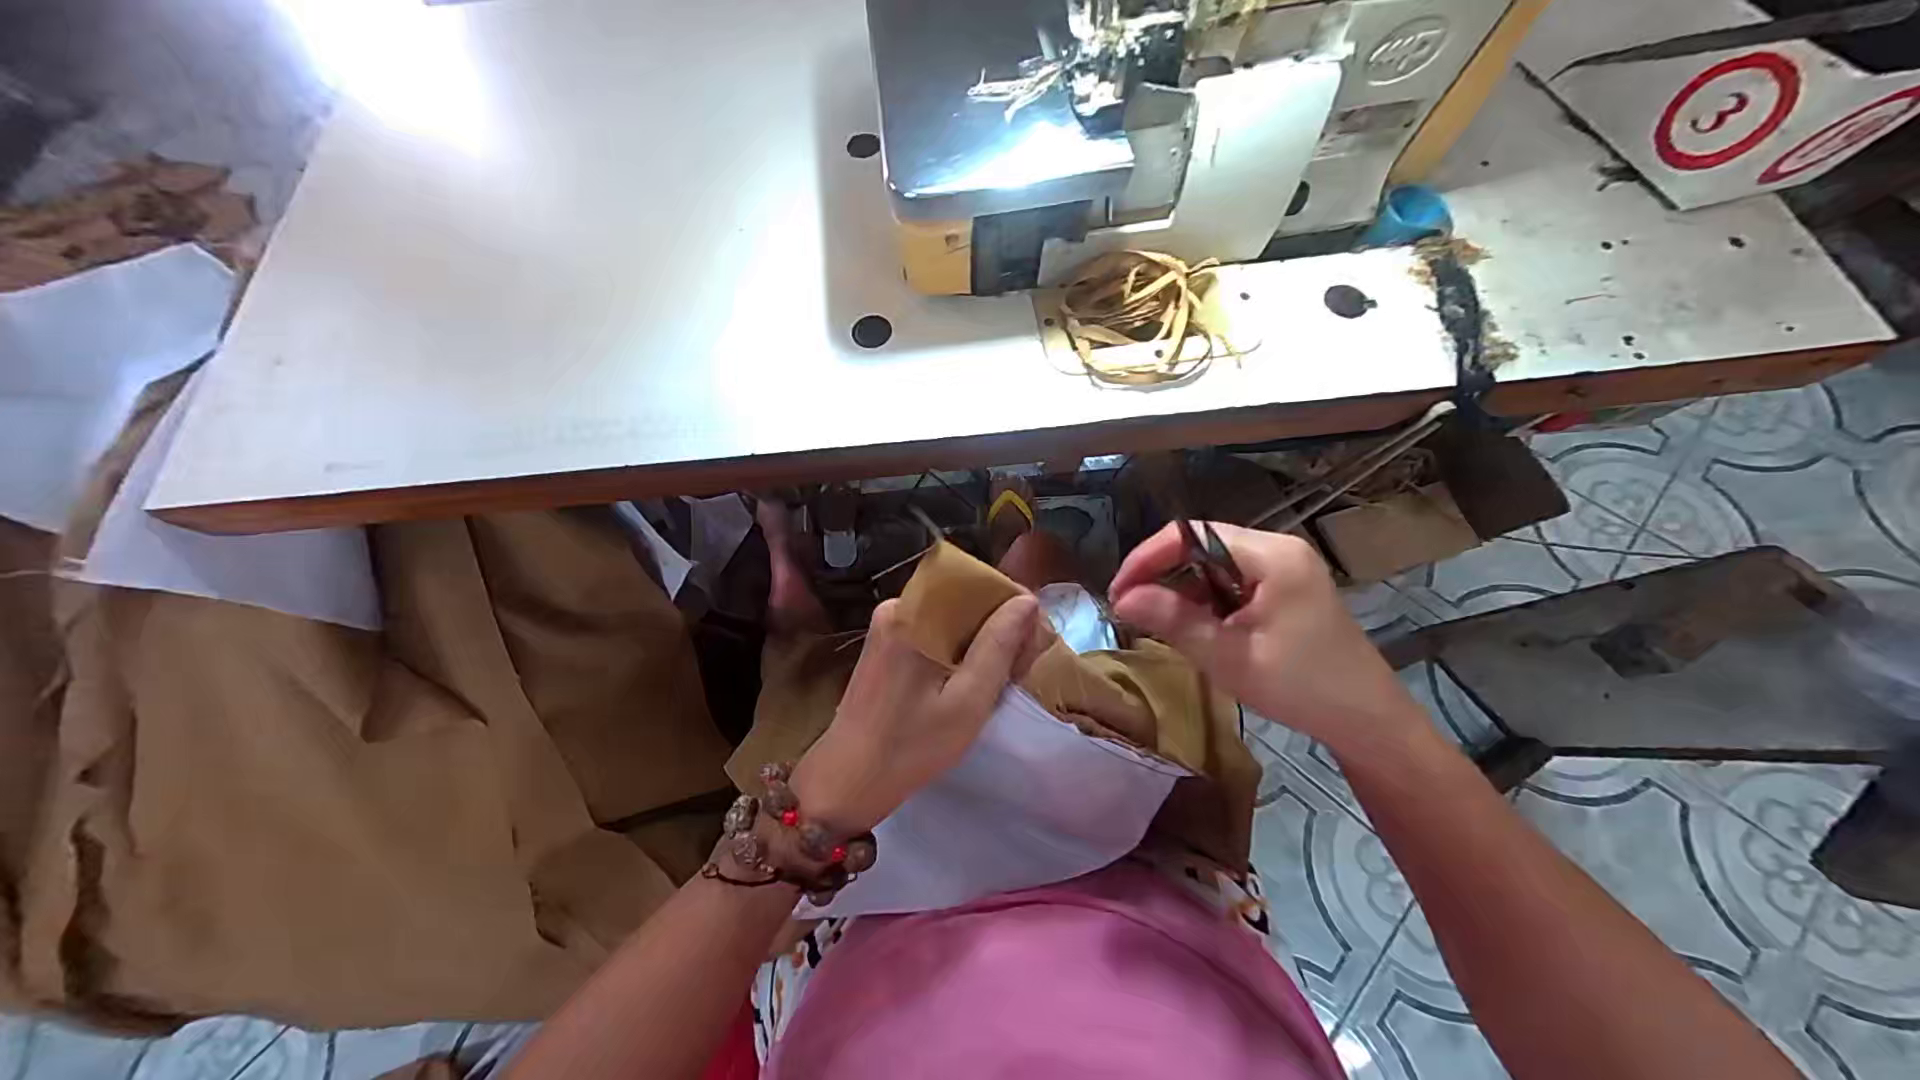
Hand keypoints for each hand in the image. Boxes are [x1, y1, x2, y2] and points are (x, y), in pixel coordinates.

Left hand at [791, 594, 1041, 831]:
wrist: (847, 779)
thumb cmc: (910, 747)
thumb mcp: (968, 701)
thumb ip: (998, 646)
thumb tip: (1028, 600)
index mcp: (913, 614)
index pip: (976, 582)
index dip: (1011, 605)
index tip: (1028, 644)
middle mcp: (897, 607)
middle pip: (965, 596)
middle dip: (998, 624)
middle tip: (1017, 669)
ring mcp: (888, 624)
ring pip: (953, 615)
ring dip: (981, 639)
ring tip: (999, 678)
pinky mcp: (887, 643)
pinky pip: (936, 629)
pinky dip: (959, 648)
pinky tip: (970, 680)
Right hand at [1109, 523, 1420, 754]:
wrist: (1366, 720)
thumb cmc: (1300, 687)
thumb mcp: (1227, 655)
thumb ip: (1174, 619)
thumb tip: (1122, 598)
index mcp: (1271, 555)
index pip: (1192, 535)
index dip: (1148, 558)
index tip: (1119, 591)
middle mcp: (1278, 549)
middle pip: (1202, 545)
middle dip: (1162, 573)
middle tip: (1130, 607)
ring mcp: (1285, 568)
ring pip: (1214, 564)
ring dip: (1182, 588)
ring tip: (1157, 620)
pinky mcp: (1286, 588)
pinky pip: (1232, 581)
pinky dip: (1206, 600)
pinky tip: (1195, 627)